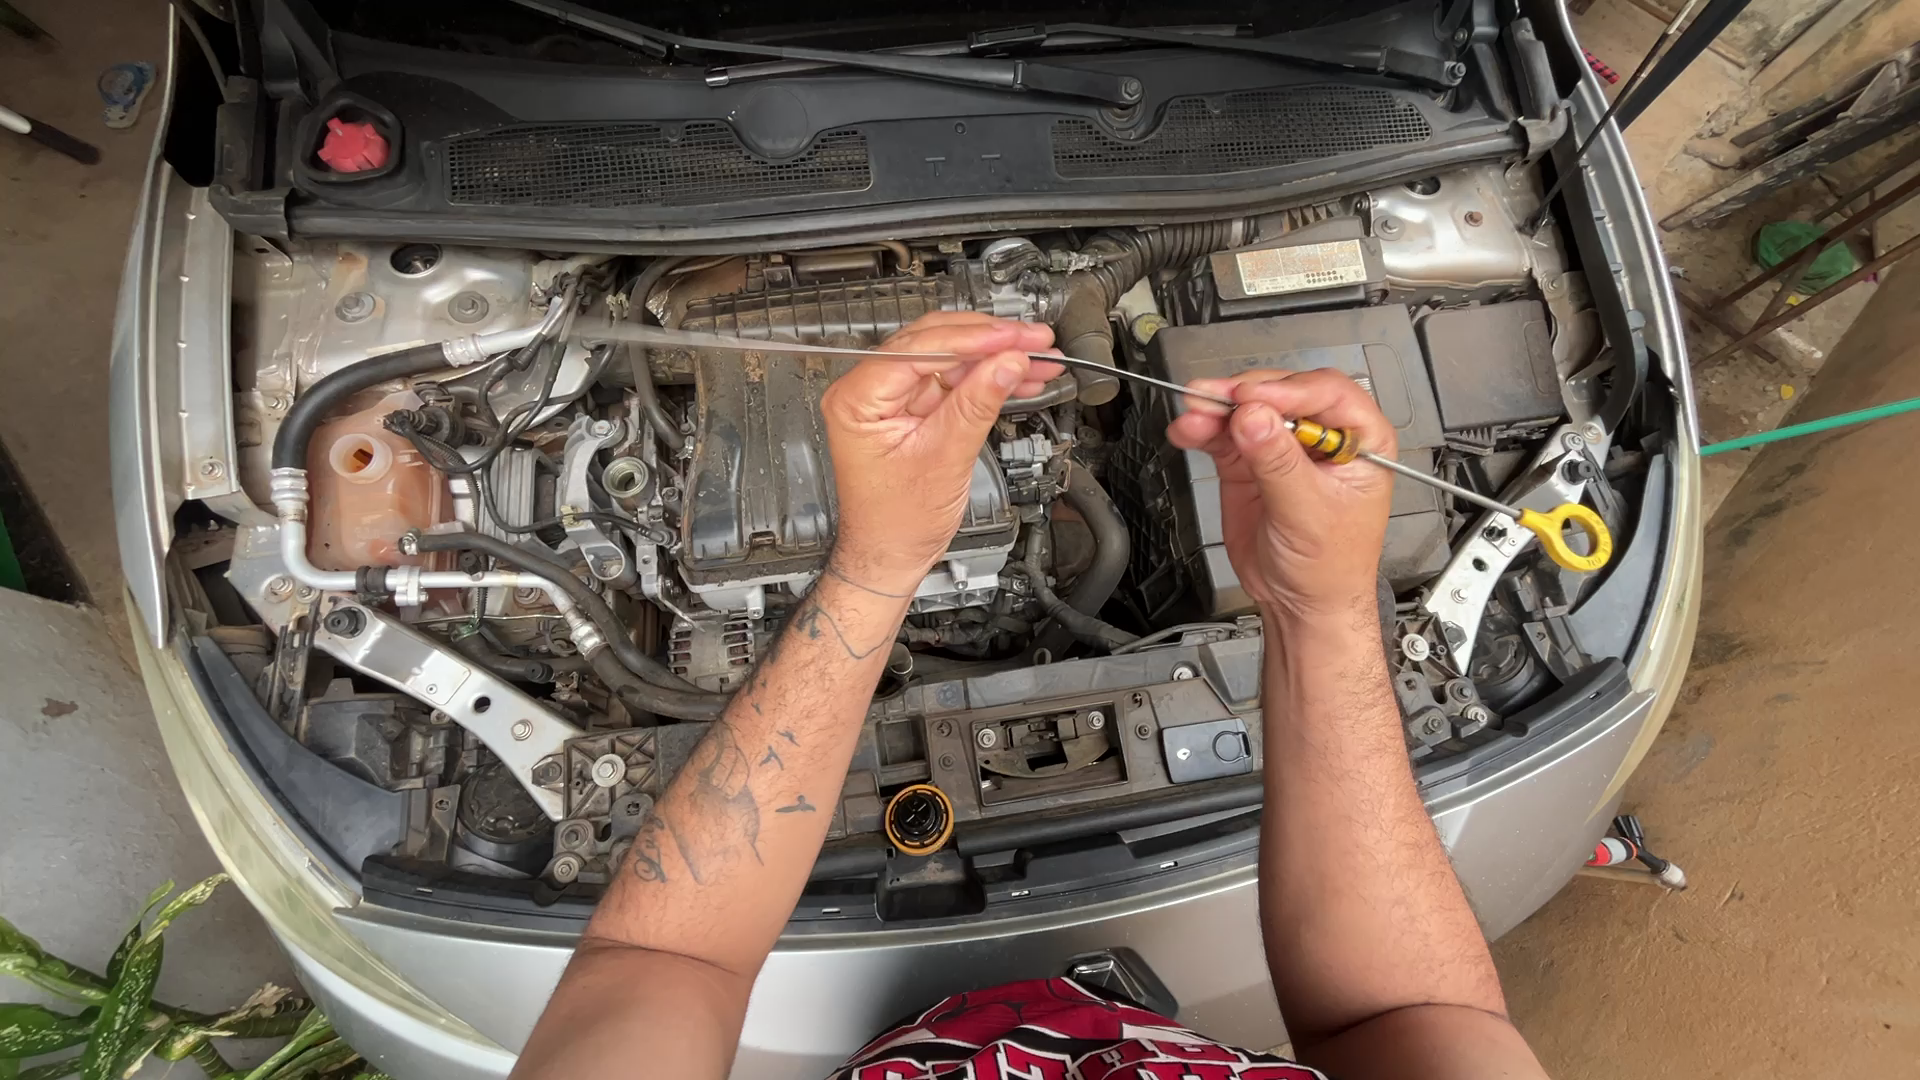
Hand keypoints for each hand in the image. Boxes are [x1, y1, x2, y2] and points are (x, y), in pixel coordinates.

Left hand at [822, 313, 1062, 591]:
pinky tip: (1021, 379)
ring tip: (1040, 359)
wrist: (892, 555)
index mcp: (857, 400)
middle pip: (935, 343)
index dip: (972, 339)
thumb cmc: (897, 523)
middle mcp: (869, 391)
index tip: (1012, 337)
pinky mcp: (914, 410)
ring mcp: (894, 399)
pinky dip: (988, 380)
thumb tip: (1007, 363)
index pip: (918, 348)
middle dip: (990, 341)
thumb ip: (976, 406)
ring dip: (997, 359)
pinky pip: (955, 383)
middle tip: (1034, 339)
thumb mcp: (943, 461)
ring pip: (951, 359)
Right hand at [1166, 370, 1396, 621]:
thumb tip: (1254, 419)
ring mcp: (1280, 448)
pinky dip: (1202, 431)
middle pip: (1280, 395)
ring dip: (1215, 410)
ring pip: (1246, 412)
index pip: (1326, 394)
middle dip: (1244, 395)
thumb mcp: (1309, 513)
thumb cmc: (1330, 566)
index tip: (1250, 401)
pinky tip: (1186, 430)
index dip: (1286, 392)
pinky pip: (1222, 437)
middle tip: (1216, 401)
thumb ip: (1279, 464)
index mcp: (1360, 440)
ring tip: (1193, 414)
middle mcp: (1320, 436)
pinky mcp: (1247, 463)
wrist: (1299, 601)